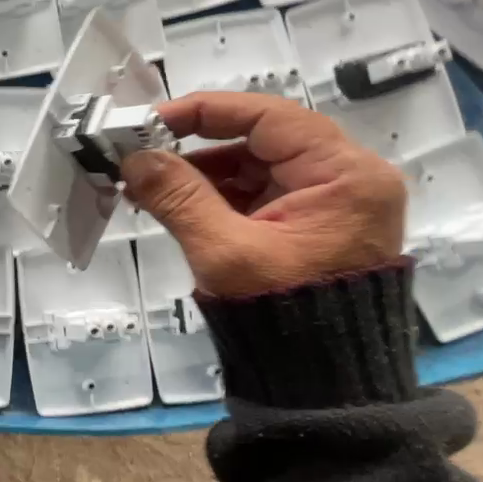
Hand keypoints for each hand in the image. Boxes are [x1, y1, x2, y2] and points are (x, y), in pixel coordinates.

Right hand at [121, 92, 406, 297]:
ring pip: (254, 167)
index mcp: (344, 175)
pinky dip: (211, 195)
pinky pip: (255, 193)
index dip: (207, 111)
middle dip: (195, 146)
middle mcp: (347, 178)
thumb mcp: (222, 249)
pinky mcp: (307, 223)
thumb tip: (135, 158)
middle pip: (262, 141)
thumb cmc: (278, 305)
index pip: (271, 118)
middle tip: (138, 155)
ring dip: (197, 173)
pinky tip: (167, 203)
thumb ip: (178, 197)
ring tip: (142, 186)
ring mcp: (328, 202)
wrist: (319, 369)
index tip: (151, 121)